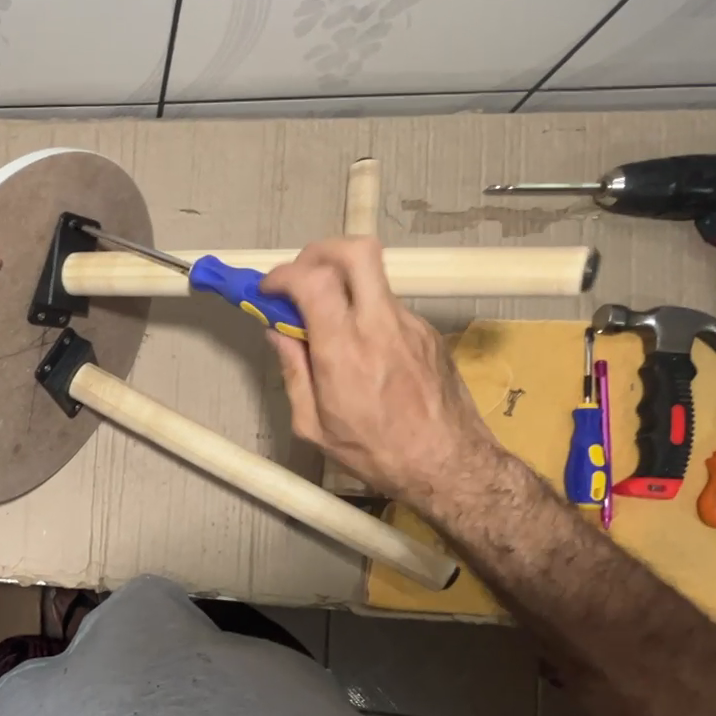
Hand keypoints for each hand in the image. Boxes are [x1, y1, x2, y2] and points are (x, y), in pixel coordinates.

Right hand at [260, 237, 499, 507]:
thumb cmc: (374, 452)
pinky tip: (356, 347)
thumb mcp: (312, 424)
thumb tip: (278, 334)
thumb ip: (293, 372)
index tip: (267, 289)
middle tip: (298, 278)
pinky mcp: (427, 332)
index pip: (315, 281)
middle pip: (356, 251)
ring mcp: (410, 325)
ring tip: (324, 322)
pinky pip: (387, 306)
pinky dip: (362, 312)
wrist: (448, 465)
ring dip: (340, 286)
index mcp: (345, 352)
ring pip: (371, 278)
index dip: (284, 274)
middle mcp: (380, 326)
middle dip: (318, 252)